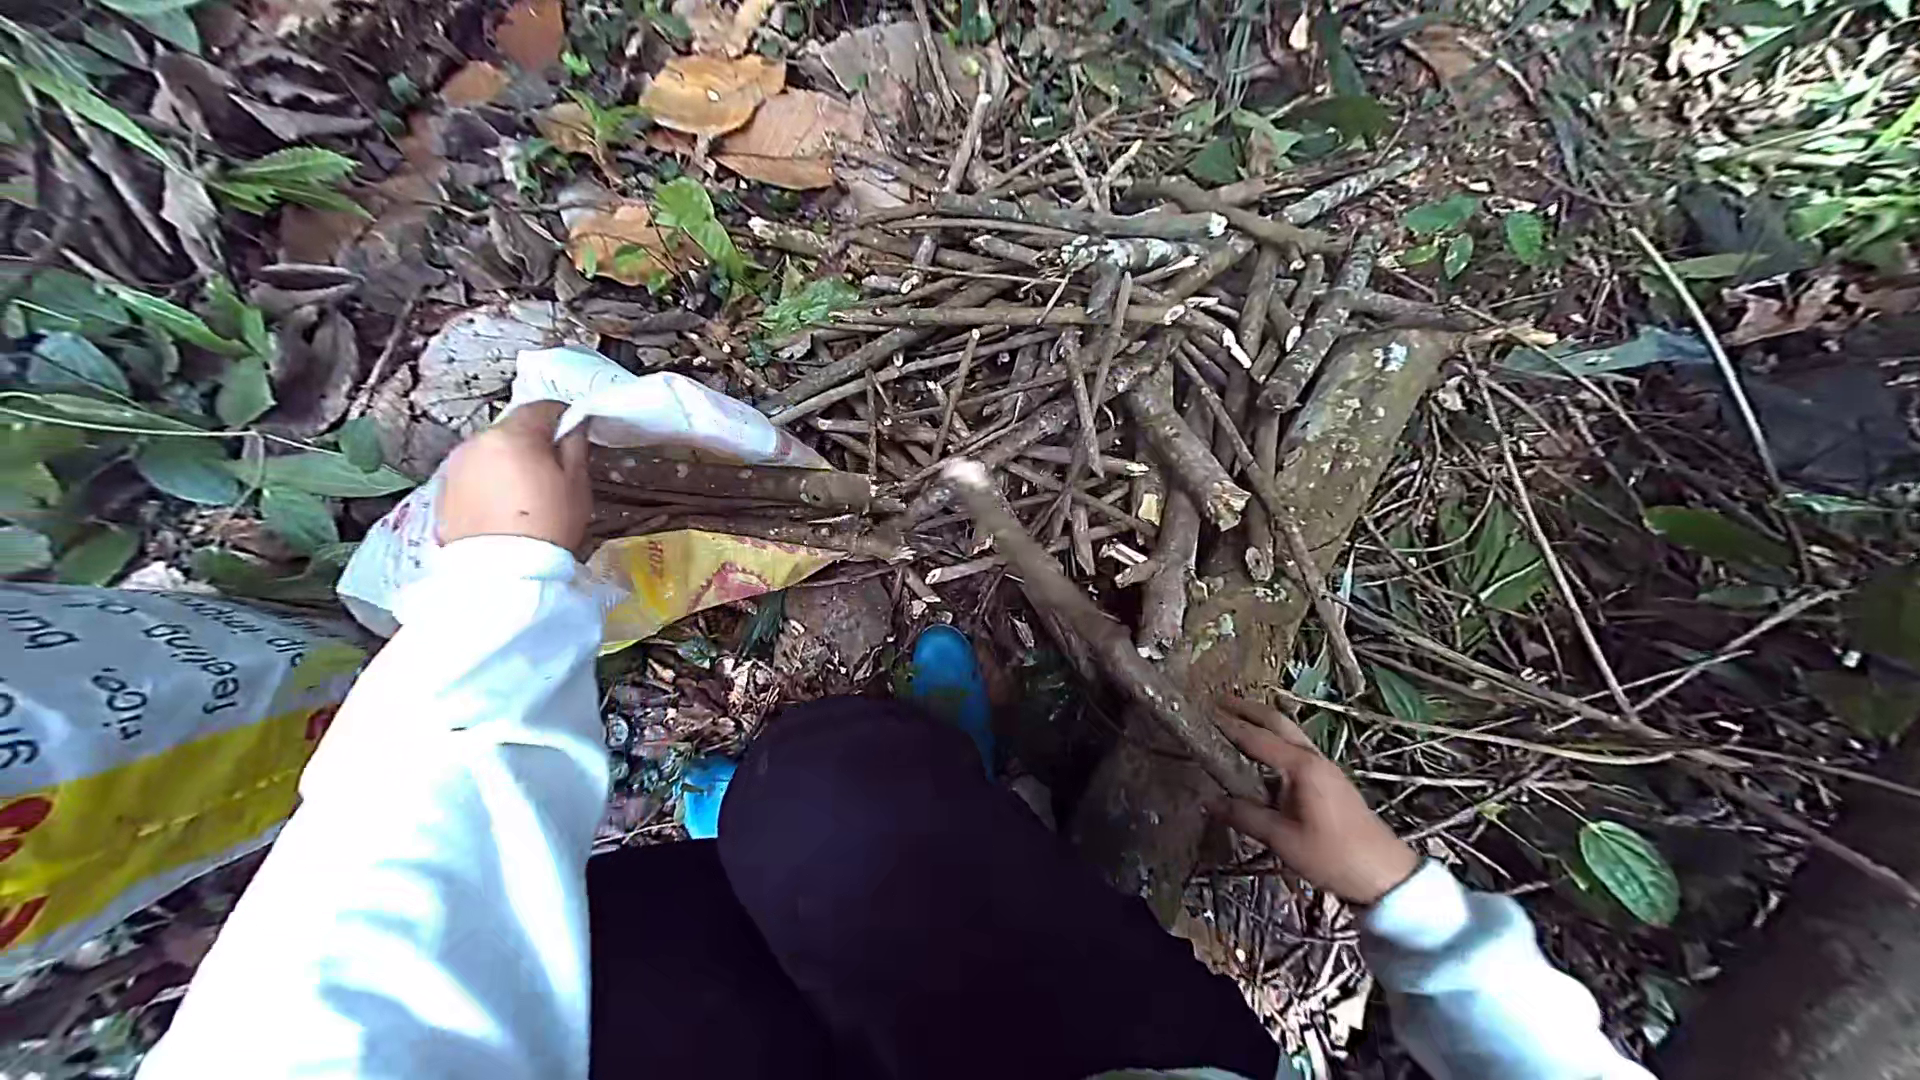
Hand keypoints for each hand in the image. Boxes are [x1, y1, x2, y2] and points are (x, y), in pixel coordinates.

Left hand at [438, 401, 590, 552]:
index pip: (542, 407)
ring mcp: (454, 465)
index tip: (574, 435)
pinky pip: (474, 474)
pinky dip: (490, 481)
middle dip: (533, 442)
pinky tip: (504, 506)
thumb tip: (573, 426)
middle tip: (553, 470)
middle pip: (512, 429)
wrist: (501, 570)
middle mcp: (476, 442)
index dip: (563, 417)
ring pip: (491, 451)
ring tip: (527, 492)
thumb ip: (575, 446)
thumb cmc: (549, 523)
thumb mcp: (577, 484)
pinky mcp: (442, 490)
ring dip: (509, 461)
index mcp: (513, 435)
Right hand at [1208, 697, 1419, 904]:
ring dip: (1260, 720)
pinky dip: (1272, 737)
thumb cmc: (1334, 856)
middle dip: (1246, 708)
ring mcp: (1324, 766)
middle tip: (1216, 701)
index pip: (1255, 737)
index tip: (1201, 713)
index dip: (1227, 725)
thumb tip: (1209, 800)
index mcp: (1301, 766)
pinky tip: (1259, 750)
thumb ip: (1244, 815)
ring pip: (1288, 731)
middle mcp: (1313, 758)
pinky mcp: (1329, 779)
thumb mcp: (1283, 839)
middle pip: (1276, 721)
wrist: (1386, 877)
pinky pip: (1294, 746)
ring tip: (1233, 717)